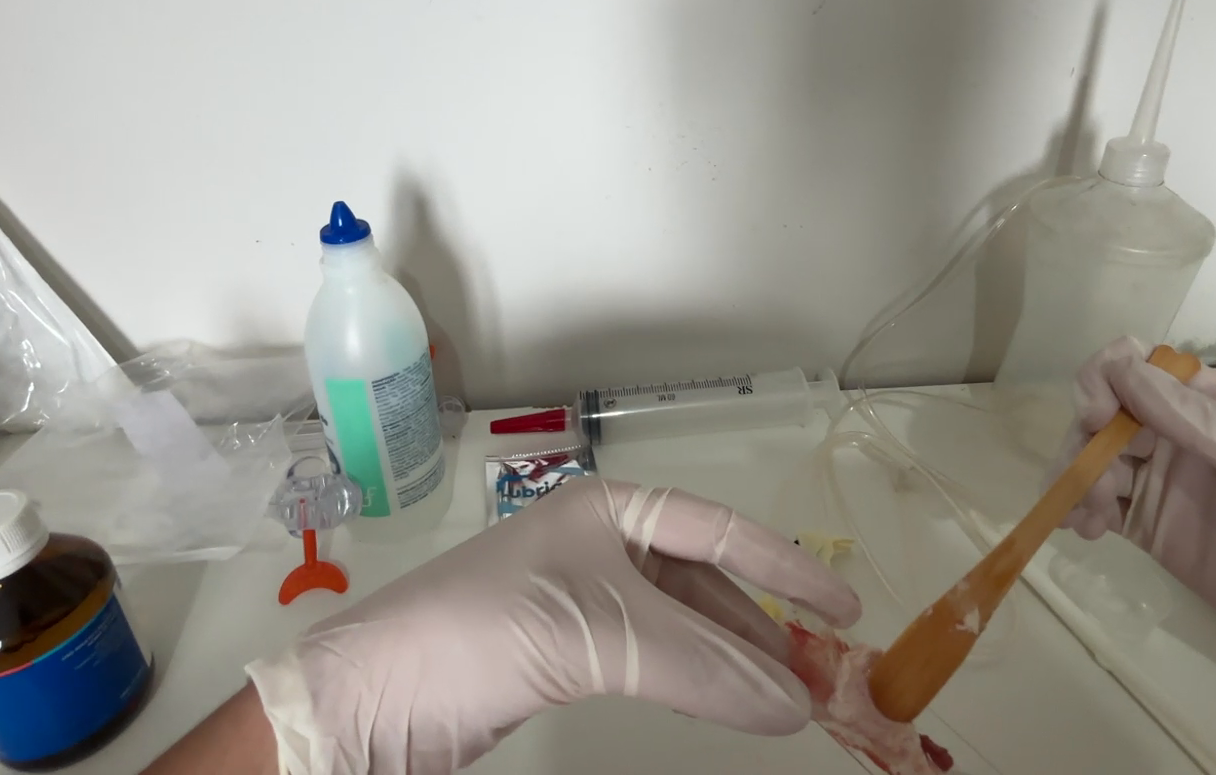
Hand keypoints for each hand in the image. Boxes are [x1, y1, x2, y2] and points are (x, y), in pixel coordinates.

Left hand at [246, 477, 860, 774]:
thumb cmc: (482, 631)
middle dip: (760, 626)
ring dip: (731, 659)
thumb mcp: (595, 636)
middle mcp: (603, 540)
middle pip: (704, 578)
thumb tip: (795, 706)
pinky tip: (722, 700)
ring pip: (682, 620)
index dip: (783, 566)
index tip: (842, 605)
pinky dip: (694, 677)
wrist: (373, 698)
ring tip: (782, 700)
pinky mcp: (570, 643)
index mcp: (609, 509)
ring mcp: (586, 592)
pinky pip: (654, 652)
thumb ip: (697, 667)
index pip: (714, 529)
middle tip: (817, 676)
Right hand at [1059, 338, 1215, 773]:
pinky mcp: (1162, 536)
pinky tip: (1081, 529)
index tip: (1098, 412)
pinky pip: (1103, 507)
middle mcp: (1189, 442)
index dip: (1111, 377)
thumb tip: (1122, 369)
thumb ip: (1208, 425)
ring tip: (1089, 514)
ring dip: (1078, 474)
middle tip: (1090, 476)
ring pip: (1098, 459)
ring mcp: (1172, 488)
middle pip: (1110, 412)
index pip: (1148, 369)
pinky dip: (1079, 508)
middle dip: (1085, 432)